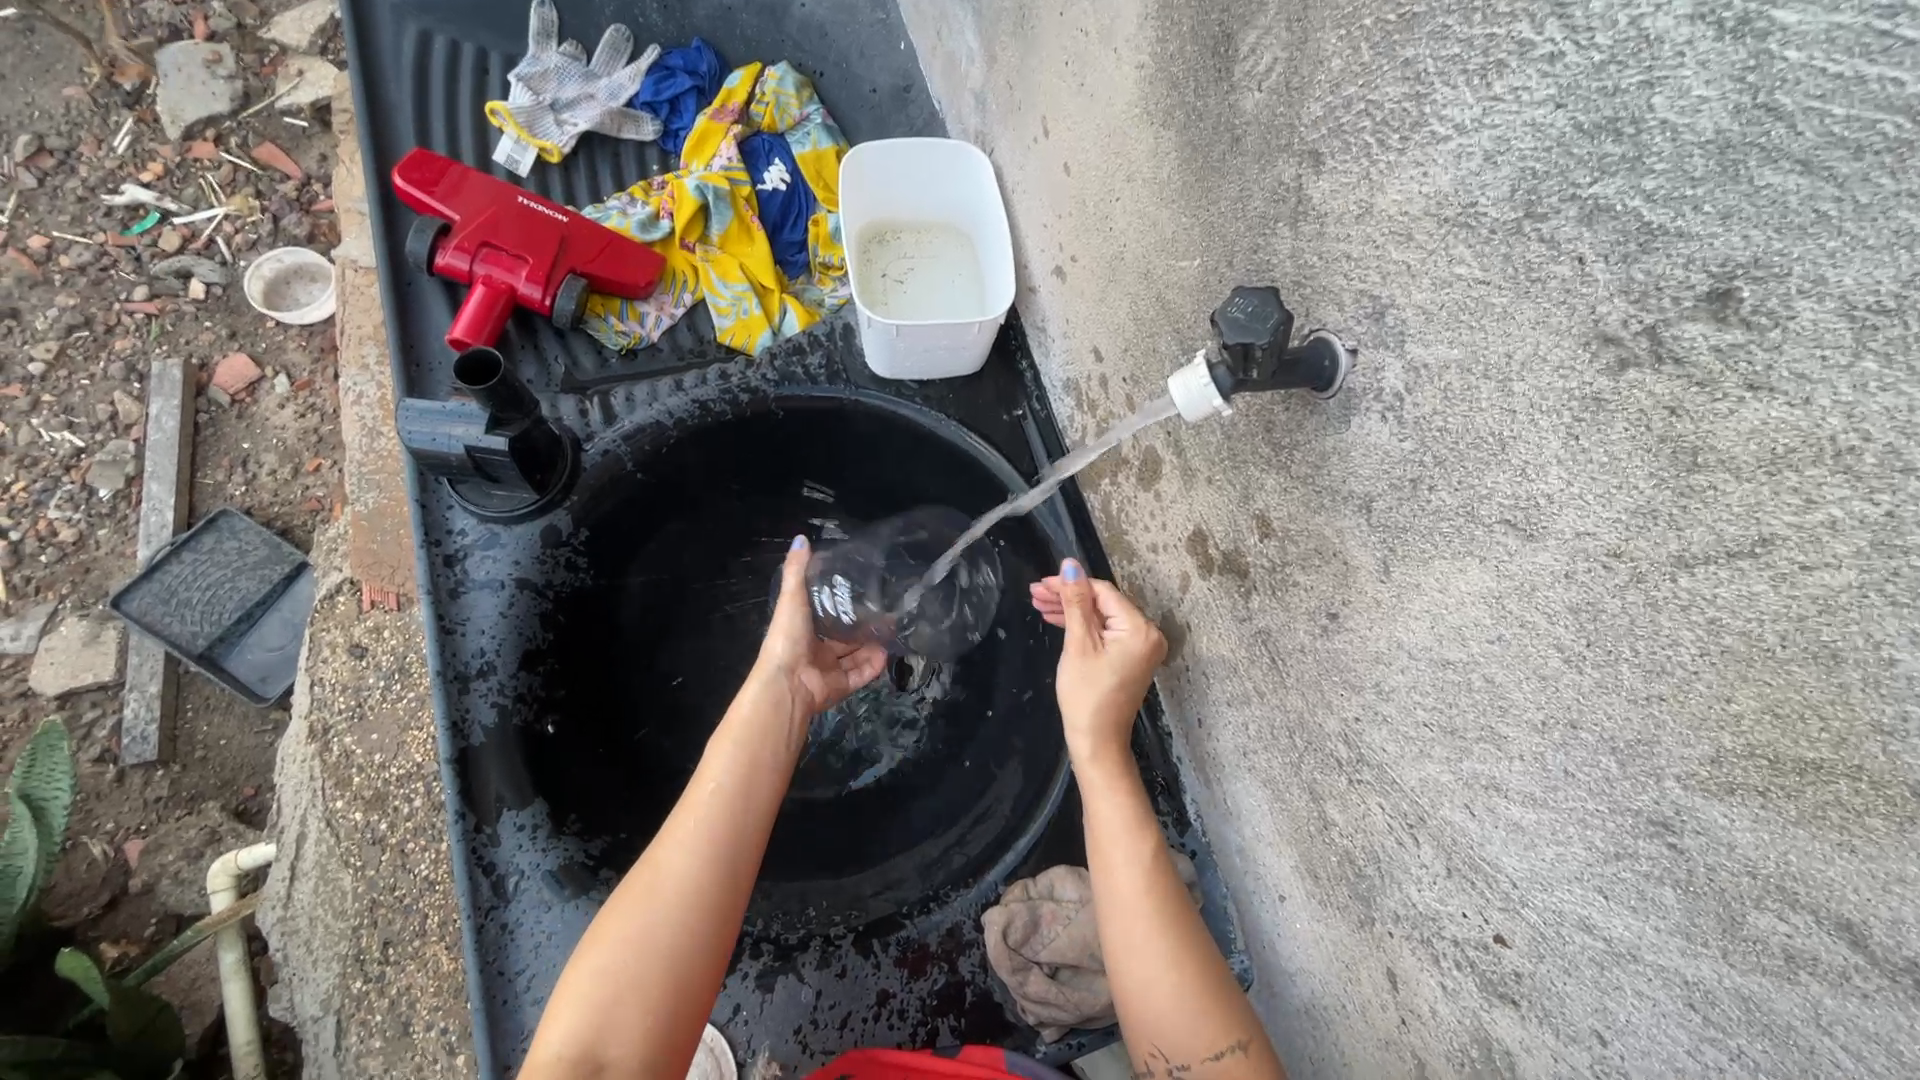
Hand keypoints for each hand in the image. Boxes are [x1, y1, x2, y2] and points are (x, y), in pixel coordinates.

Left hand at [749, 536, 888, 737]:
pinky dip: (873, 666)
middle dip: (864, 629)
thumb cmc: (787, 637)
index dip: (843, 607)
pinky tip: (887, 654)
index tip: (864, 592)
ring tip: (892, 631)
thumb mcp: (792, 598)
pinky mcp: (840, 687)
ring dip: (872, 647)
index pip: (827, 617)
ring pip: (856, 657)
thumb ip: (797, 570)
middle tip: (886, 614)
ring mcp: (829, 671)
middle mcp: (817, 651)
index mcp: (804, 630)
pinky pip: (860, 675)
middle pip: (845, 639)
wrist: (786, 682)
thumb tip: (801, 538)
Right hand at [1030, 559, 1166, 763]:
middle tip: (1036, 593)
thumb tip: (1071, 565)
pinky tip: (1058, 620)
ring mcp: (1140, 646)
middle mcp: (1147, 633)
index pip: (1103, 592)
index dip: (1071, 584)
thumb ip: (1075, 601)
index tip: (1042, 583)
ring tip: (1040, 605)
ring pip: (1101, 617)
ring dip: (1072, 610)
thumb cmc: (1086, 695)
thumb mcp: (1078, 643)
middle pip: (1102, 603)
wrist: (1096, 740)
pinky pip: (1106, 632)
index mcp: (1139, 628)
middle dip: (1068, 596)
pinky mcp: (1130, 657)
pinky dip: (1083, 627)